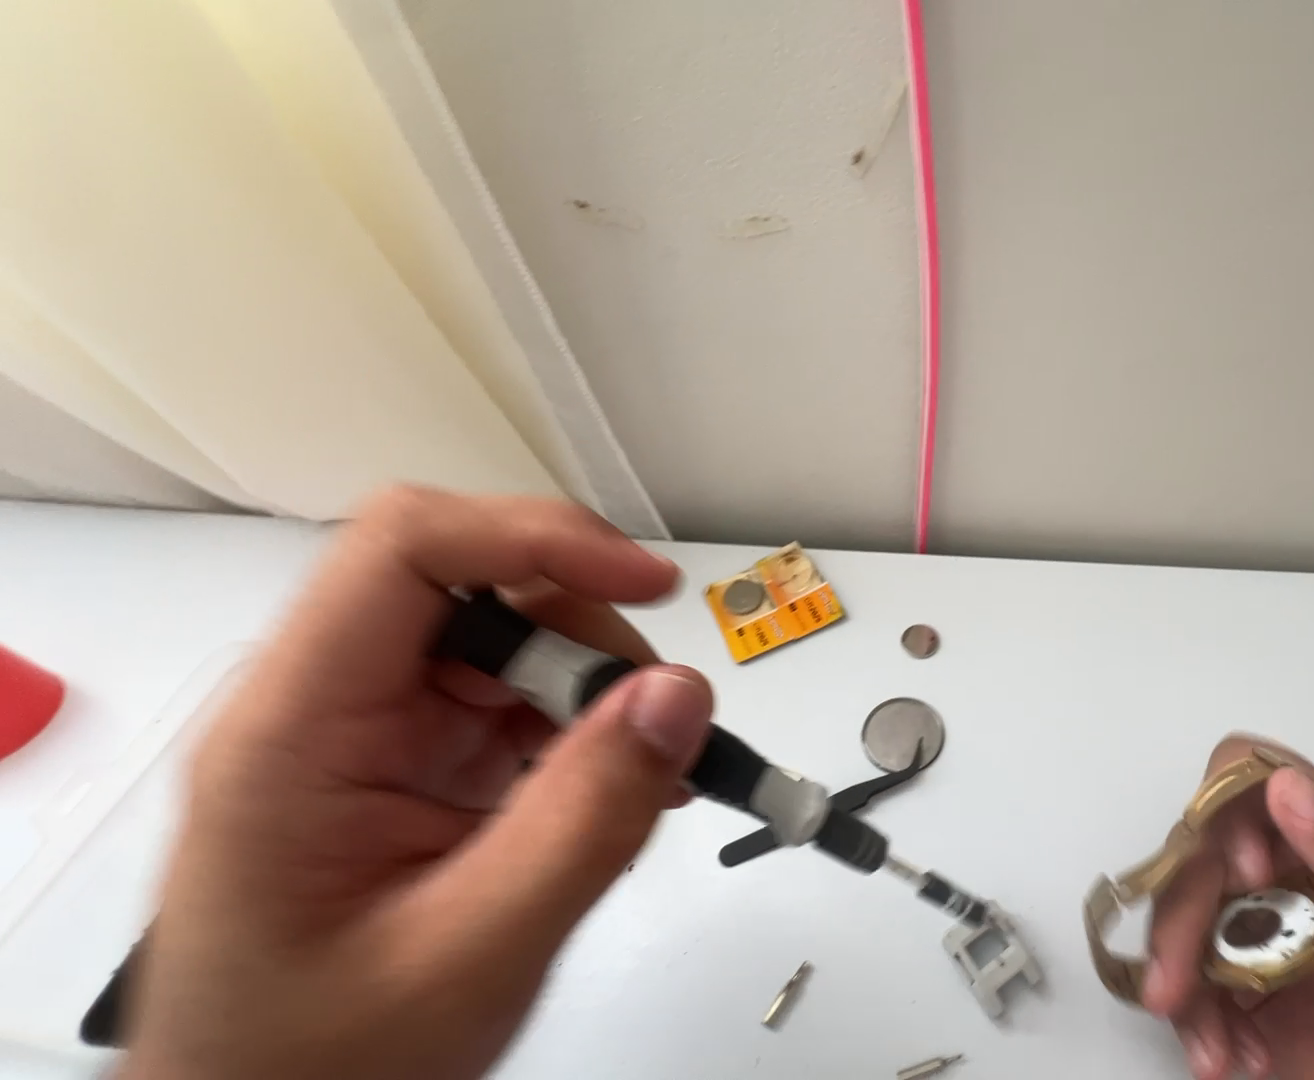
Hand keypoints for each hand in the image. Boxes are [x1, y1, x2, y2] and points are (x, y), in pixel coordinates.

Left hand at [122, 487, 714, 1079]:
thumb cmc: (328, 1066)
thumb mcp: (473, 953)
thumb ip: (585, 820)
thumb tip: (680, 694)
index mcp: (297, 728)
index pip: (409, 549)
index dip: (539, 538)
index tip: (651, 586)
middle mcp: (335, 700)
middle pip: (483, 581)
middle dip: (591, 633)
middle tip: (656, 719)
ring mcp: (385, 722)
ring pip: (521, 632)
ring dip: (603, 684)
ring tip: (645, 775)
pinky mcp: (428, 749)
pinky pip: (530, 692)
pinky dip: (597, 723)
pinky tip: (624, 785)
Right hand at [1145, 736, 1313, 1079]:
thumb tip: (1287, 782)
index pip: (1248, 776)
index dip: (1224, 810)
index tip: (1243, 879)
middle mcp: (1282, 865)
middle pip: (1196, 852)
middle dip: (1178, 919)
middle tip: (1174, 990)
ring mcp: (1253, 920)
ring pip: (1177, 913)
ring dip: (1178, 980)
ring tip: (1213, 1052)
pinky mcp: (1235, 973)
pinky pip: (1184, 973)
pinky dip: (1193, 1019)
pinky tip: (1226, 1057)